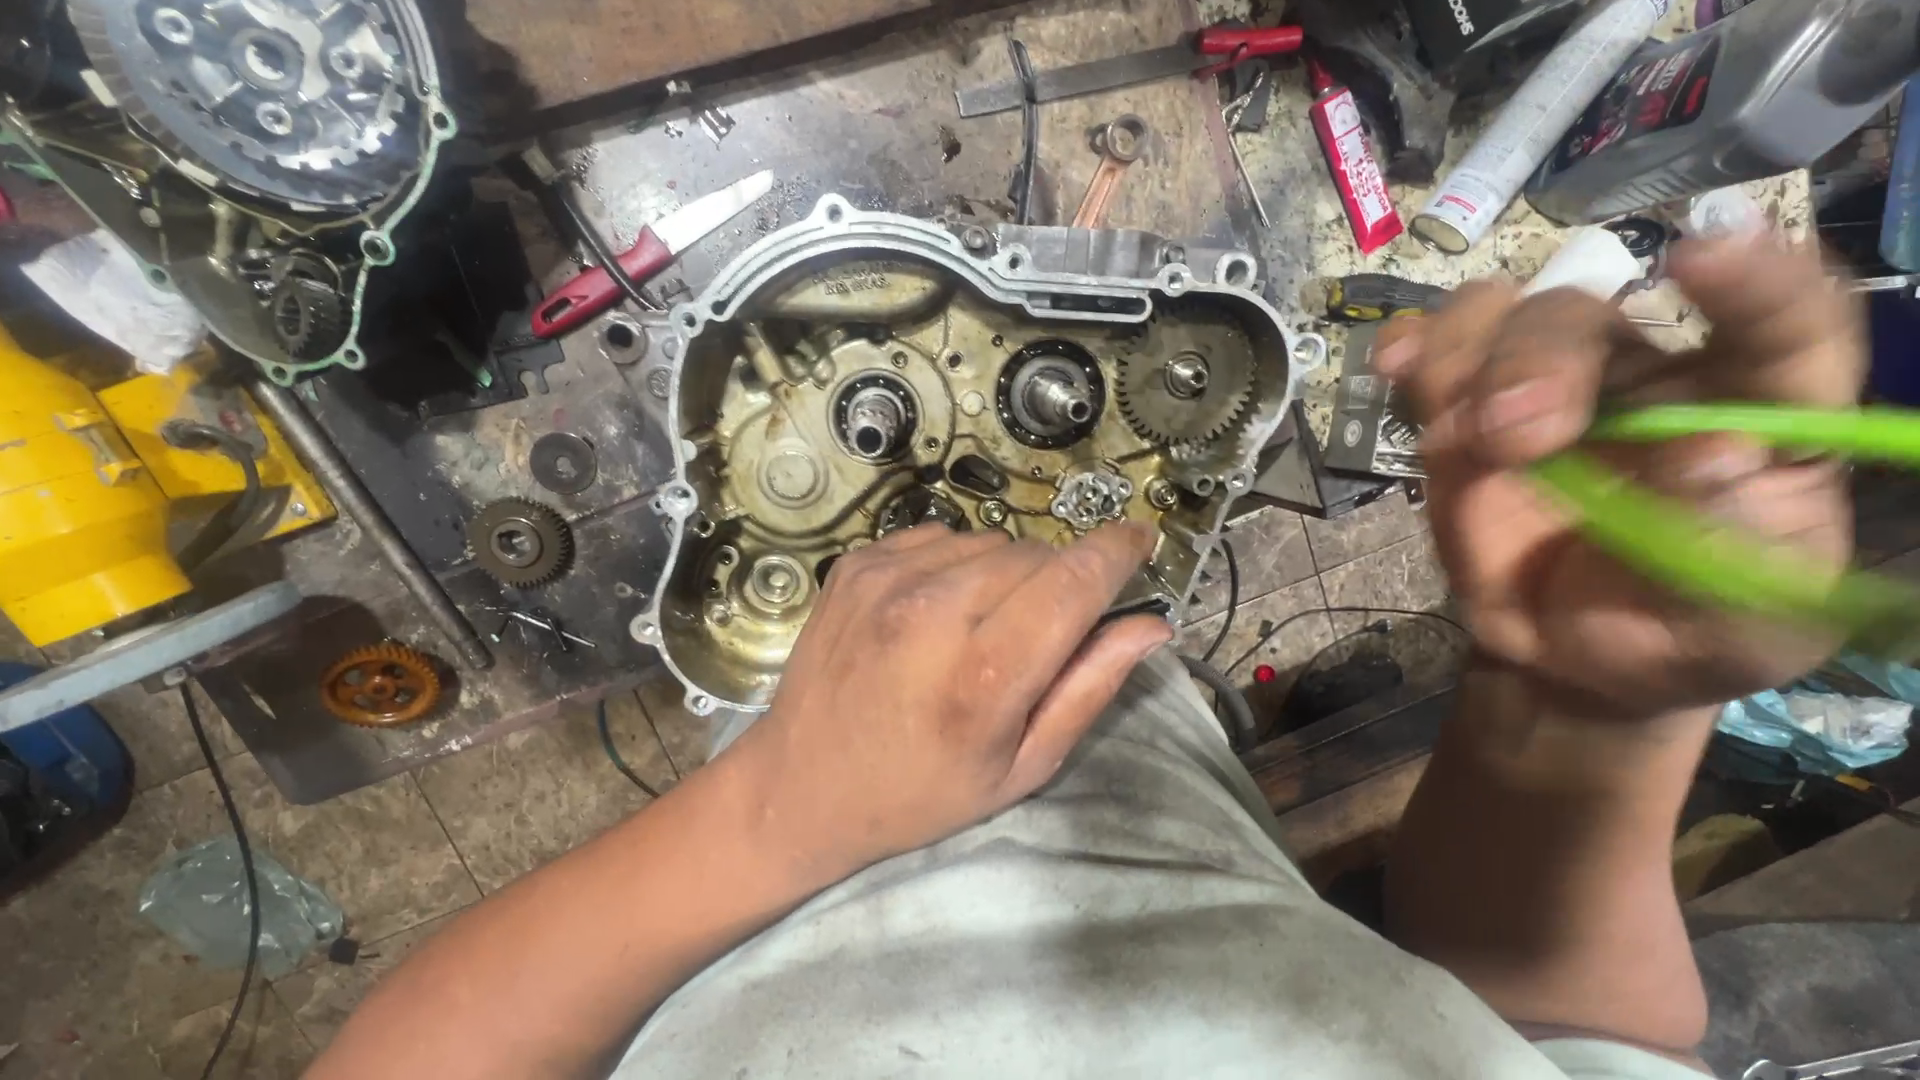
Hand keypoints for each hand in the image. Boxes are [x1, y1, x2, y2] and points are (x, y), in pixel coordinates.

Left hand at [718, 522, 1171, 879]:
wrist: (799, 786)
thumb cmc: (920, 793)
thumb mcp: (1020, 767)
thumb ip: (1089, 690)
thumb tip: (1151, 625)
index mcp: (982, 674)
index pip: (1073, 581)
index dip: (1117, 552)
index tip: (1141, 540)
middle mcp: (933, 610)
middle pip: (1036, 556)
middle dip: (1059, 580)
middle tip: (1042, 630)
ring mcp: (887, 579)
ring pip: (990, 542)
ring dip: (1007, 573)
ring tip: (981, 627)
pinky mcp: (857, 564)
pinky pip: (940, 539)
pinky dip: (956, 566)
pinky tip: (937, 614)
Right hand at [1376, 235, 1865, 718]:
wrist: (1573, 657)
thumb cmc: (1678, 636)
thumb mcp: (1741, 624)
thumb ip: (1740, 547)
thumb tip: (1713, 456)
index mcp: (1753, 414)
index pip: (1780, 323)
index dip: (1754, 281)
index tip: (1701, 255)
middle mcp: (1643, 383)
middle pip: (1583, 316)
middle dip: (1537, 364)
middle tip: (1514, 442)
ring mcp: (1543, 393)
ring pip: (1498, 317)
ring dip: (1464, 359)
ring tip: (1451, 436)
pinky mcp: (1463, 417)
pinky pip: (1431, 353)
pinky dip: (1408, 349)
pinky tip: (1392, 371)